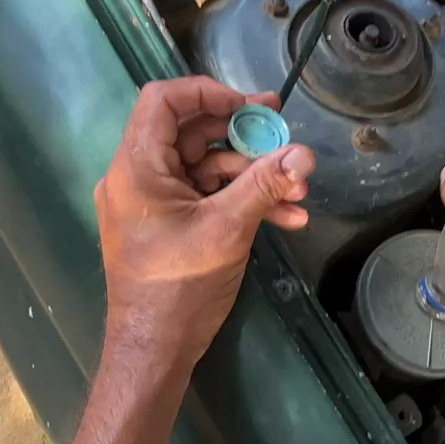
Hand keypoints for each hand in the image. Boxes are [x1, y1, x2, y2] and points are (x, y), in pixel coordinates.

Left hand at [95, 77, 315, 377]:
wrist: (155, 351)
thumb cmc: (179, 286)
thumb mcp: (227, 229)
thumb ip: (265, 184)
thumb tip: (306, 152)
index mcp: (137, 167)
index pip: (163, 100)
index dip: (208, 92)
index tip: (250, 106)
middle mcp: (141, 176)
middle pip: (193, 132)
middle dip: (245, 136)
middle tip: (285, 131)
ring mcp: (157, 201)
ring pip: (209, 167)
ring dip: (255, 175)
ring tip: (300, 189)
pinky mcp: (173, 223)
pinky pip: (209, 196)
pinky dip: (244, 200)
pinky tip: (288, 217)